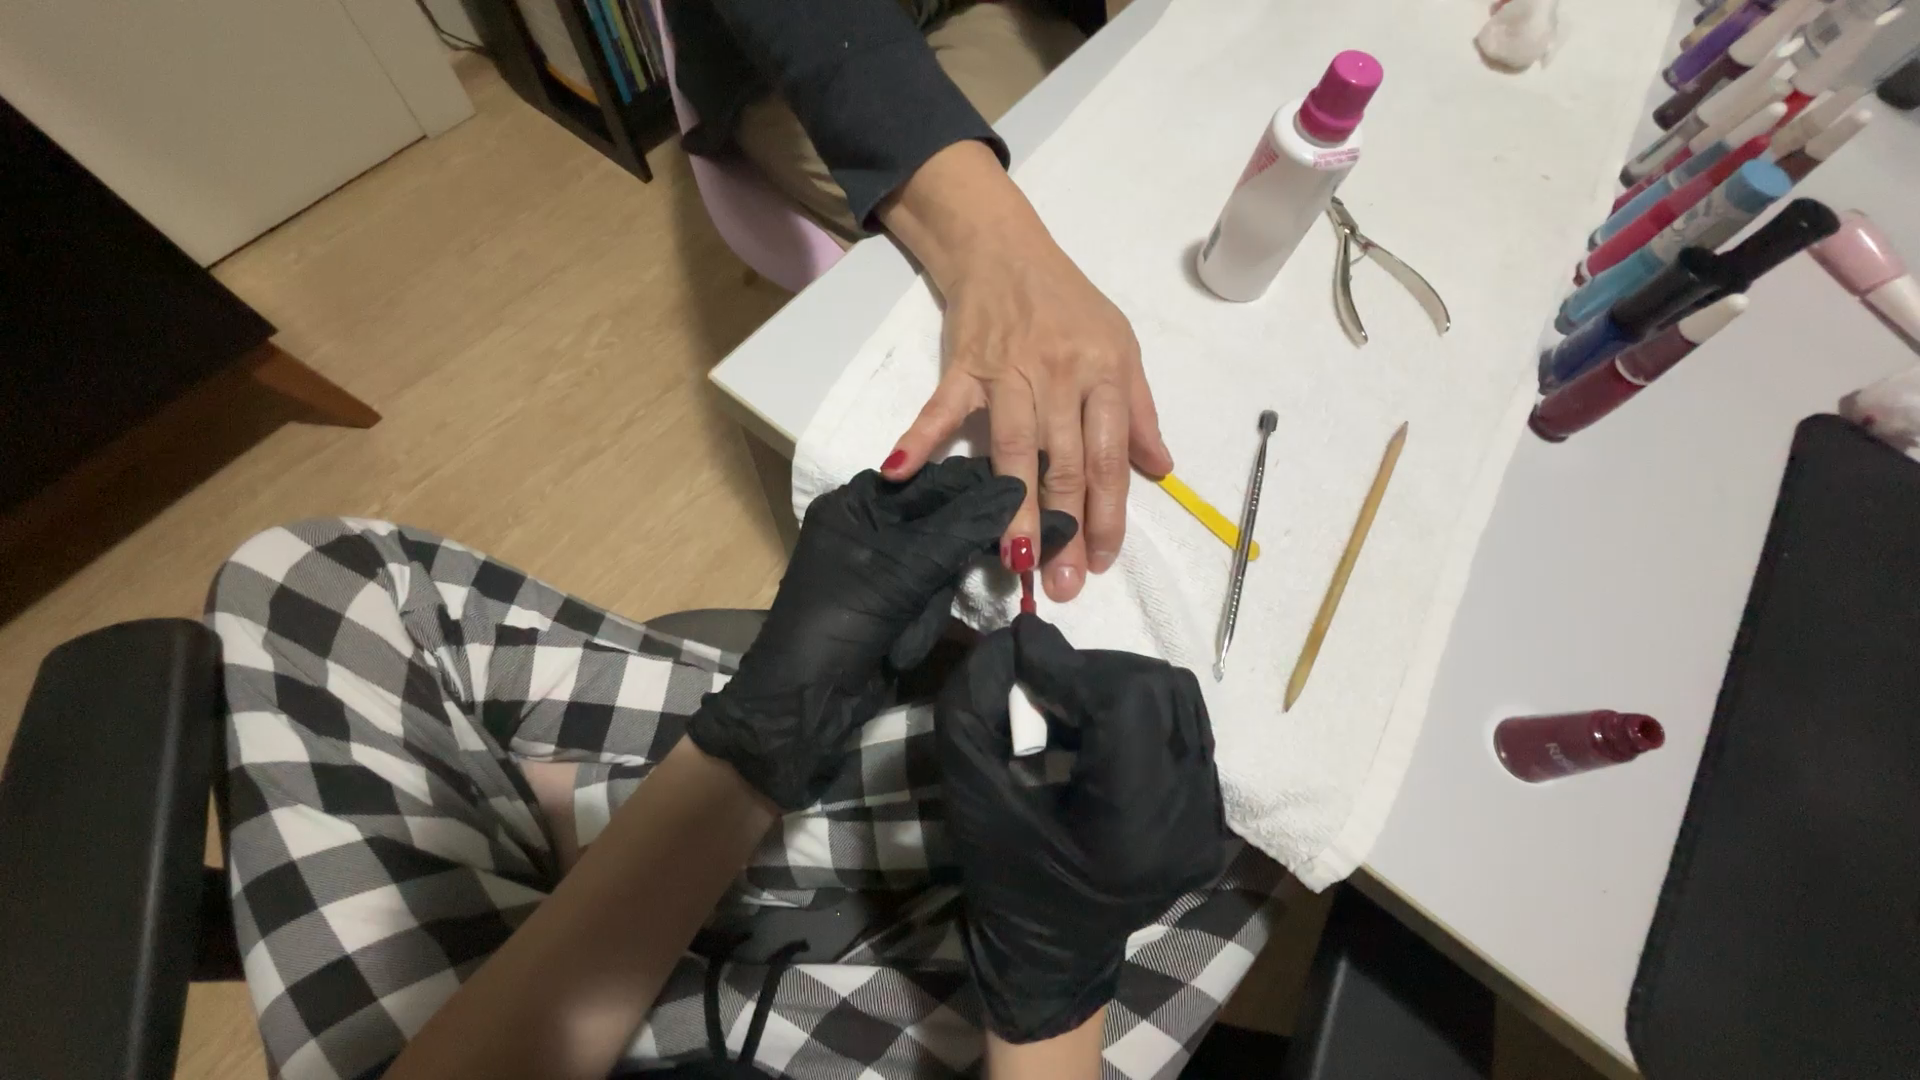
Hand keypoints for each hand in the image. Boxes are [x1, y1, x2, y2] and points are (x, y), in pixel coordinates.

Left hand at [686, 458, 1073, 809]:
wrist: (809, 698)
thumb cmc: (843, 618)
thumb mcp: (903, 568)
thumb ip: (960, 528)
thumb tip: (1016, 491)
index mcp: (856, 503)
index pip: (929, 479)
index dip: (979, 482)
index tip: (1030, 479)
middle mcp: (869, 524)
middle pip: (941, 510)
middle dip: (985, 518)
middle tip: (1045, 516)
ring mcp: (884, 563)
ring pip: (946, 543)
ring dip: (978, 549)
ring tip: (1033, 539)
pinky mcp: (898, 598)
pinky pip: (938, 578)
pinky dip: (959, 583)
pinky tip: (999, 568)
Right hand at [878, 141, 1172, 602]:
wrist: (1006, 249)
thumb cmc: (1069, 305)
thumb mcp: (1121, 347)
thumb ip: (1140, 411)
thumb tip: (1162, 470)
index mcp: (1105, 372)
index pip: (1109, 456)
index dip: (1108, 513)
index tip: (1103, 560)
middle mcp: (1059, 375)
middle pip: (1063, 462)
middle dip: (1065, 528)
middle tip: (1062, 583)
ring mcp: (1007, 371)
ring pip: (1012, 448)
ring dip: (1010, 507)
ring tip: (1012, 563)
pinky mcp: (962, 366)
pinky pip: (941, 407)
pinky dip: (919, 437)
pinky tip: (900, 473)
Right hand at [936, 614, 1230, 1041]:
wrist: (1050, 950)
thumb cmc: (1002, 875)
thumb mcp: (967, 788)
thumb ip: (975, 701)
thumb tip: (1018, 637)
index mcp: (1131, 831)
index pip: (1125, 703)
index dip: (1069, 664)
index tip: (1023, 650)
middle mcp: (1189, 823)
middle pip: (1159, 689)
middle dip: (1092, 671)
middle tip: (1044, 684)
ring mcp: (1211, 821)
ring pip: (1179, 698)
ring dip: (1118, 684)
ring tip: (1073, 706)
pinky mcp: (1214, 815)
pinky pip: (1185, 726)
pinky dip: (1139, 710)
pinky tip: (1102, 732)